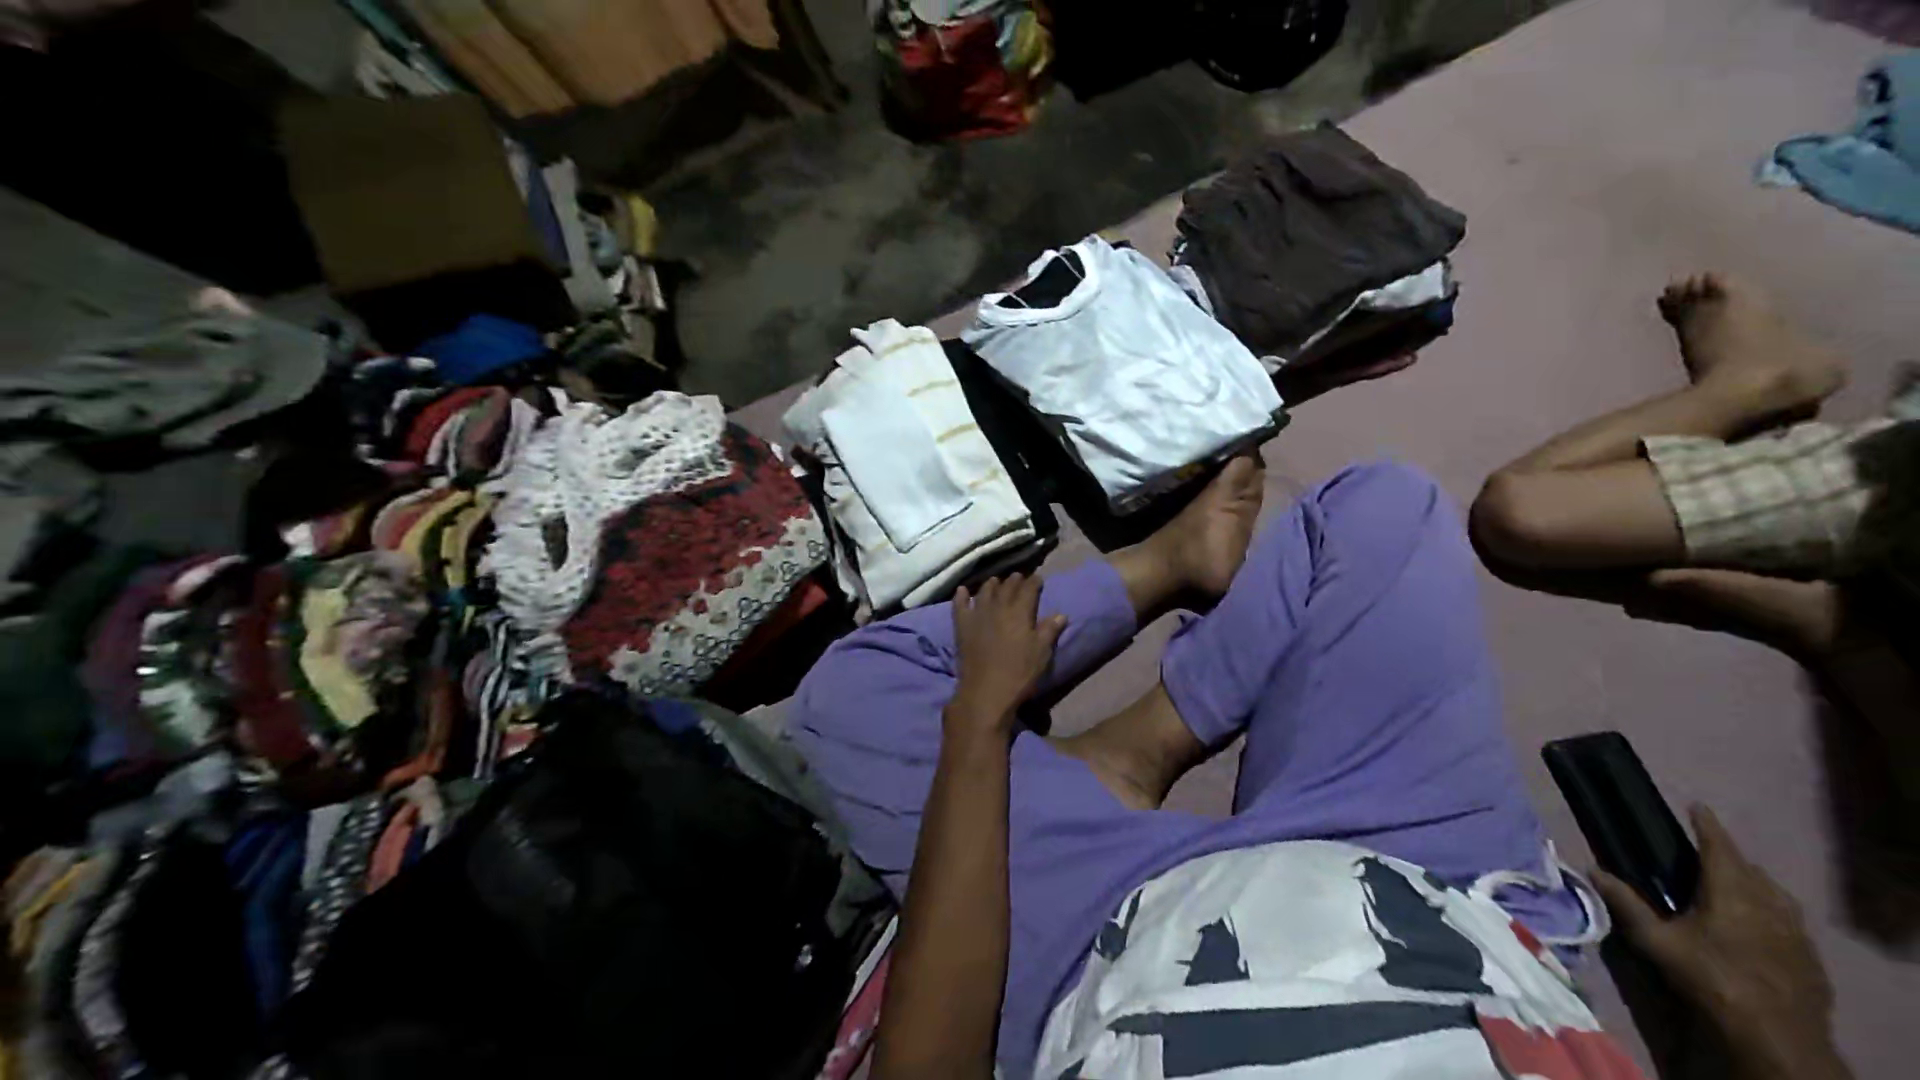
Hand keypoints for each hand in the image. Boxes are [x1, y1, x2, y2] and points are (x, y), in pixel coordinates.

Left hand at [946, 574, 1067, 741]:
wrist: (986, 691)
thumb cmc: (1019, 673)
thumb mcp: (1041, 653)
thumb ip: (1049, 630)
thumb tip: (1060, 614)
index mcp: (1019, 612)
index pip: (1028, 589)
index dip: (1034, 582)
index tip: (1038, 578)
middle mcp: (998, 607)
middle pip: (1006, 587)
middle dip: (1014, 580)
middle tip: (1018, 577)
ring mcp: (977, 615)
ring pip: (984, 592)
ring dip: (991, 584)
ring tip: (996, 580)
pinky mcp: (962, 626)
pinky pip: (959, 605)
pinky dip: (960, 596)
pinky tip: (962, 590)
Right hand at [1594, 805, 1847, 1079]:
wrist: (1775, 1032)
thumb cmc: (1709, 975)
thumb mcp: (1655, 940)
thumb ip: (1625, 903)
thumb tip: (1590, 869)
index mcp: (1732, 893)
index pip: (1720, 848)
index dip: (1708, 826)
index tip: (1698, 806)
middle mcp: (1769, 904)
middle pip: (1752, 869)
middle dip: (1730, 854)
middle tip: (1708, 847)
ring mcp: (1796, 932)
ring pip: (1776, 894)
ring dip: (1754, 880)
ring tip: (1735, 880)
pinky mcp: (1809, 955)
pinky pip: (1790, 918)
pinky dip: (1772, 907)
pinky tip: (1760, 921)